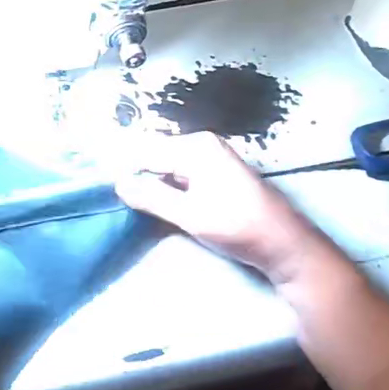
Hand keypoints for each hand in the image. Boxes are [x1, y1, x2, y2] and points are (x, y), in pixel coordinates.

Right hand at [114, 132, 336, 286]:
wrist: (285, 244)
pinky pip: (183, 176)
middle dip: (139, 176)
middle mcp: (204, 145)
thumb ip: (151, 197)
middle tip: (116, 197)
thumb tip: (118, 183)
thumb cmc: (237, 225)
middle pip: (158, 158)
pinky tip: (160, 204)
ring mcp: (213, 159)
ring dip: (154, 185)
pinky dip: (170, 189)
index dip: (125, 170)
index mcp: (196, 146)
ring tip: (132, 202)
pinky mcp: (218, 175)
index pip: (146, 153)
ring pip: (170, 169)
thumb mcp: (188, 214)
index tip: (104, 186)